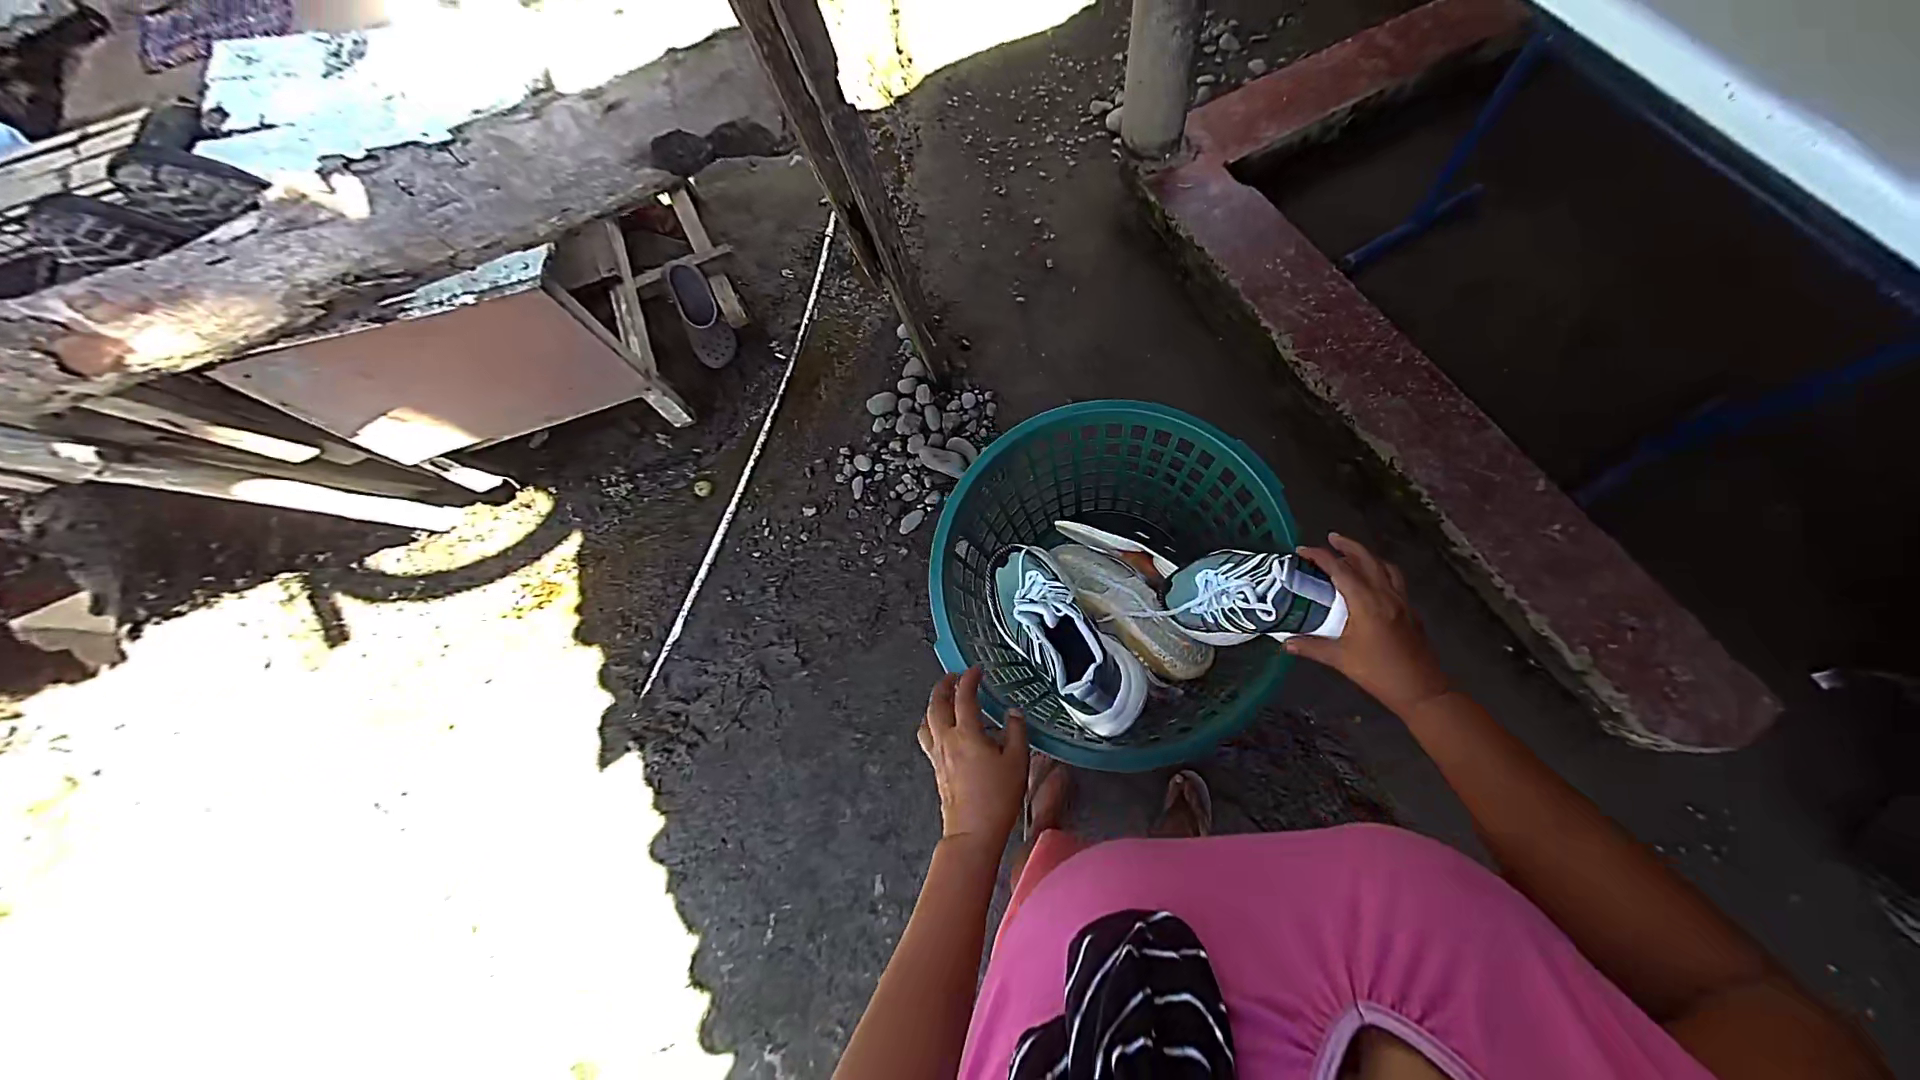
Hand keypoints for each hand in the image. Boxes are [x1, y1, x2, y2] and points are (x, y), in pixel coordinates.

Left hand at [917, 668, 1028, 848]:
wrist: (973, 832)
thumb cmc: (997, 799)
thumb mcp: (1017, 761)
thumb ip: (1016, 731)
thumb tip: (1013, 713)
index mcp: (967, 734)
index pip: (964, 696)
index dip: (970, 679)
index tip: (976, 670)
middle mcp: (947, 740)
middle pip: (936, 704)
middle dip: (944, 686)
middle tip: (954, 677)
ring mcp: (938, 755)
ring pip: (926, 720)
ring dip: (933, 704)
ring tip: (944, 699)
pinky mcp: (936, 769)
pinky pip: (927, 737)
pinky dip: (931, 724)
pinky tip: (941, 730)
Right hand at [1286, 534, 1451, 714]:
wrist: (1422, 691)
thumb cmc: (1379, 673)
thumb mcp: (1339, 659)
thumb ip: (1311, 646)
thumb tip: (1285, 642)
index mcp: (1368, 603)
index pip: (1341, 570)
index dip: (1321, 557)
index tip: (1303, 551)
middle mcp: (1387, 596)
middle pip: (1368, 560)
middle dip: (1348, 546)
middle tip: (1331, 538)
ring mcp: (1403, 603)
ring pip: (1386, 568)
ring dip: (1368, 556)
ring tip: (1352, 554)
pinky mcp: (1410, 612)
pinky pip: (1396, 581)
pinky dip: (1381, 571)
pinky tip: (1372, 580)